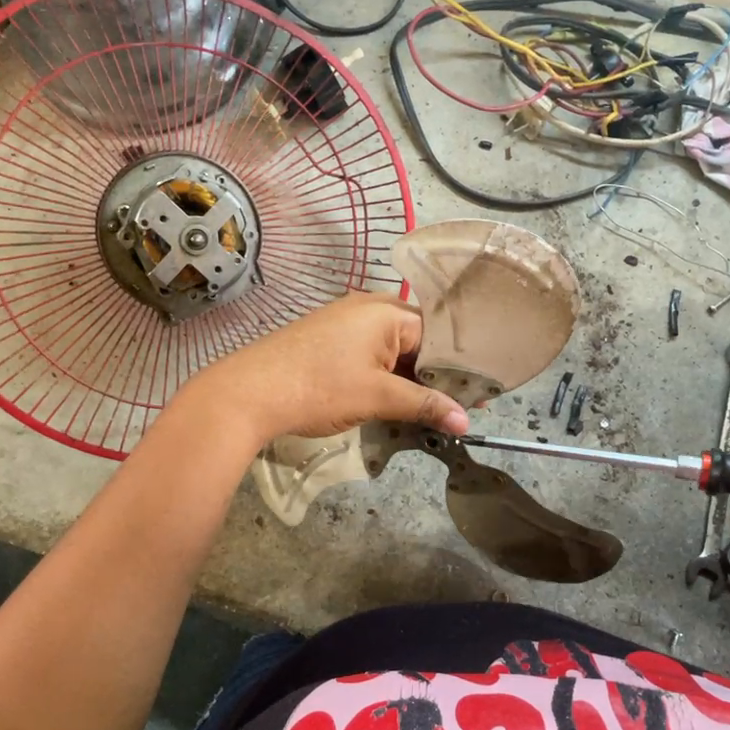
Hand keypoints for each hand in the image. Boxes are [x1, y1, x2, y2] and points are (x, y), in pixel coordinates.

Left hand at [181, 293, 468, 443]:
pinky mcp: (330, 342)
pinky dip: (389, 376)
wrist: (248, 394)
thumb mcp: (377, 397)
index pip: (440, 331)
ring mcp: (347, 323)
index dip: (461, 363)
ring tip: (436, 407)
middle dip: (438, 371)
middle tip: (462, 403)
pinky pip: (374, 354)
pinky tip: (400, 400)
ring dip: (413, 377)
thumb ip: (424, 405)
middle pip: (419, 338)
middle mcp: (369, 307)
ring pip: (396, 349)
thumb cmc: (318, 387)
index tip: (480, 391)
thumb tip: (465, 421)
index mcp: (386, 310)